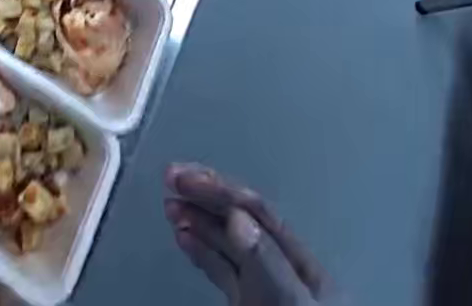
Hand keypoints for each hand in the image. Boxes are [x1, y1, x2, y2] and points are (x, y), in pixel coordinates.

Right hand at [164, 163, 327, 305]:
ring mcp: (268, 293)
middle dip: (205, 198)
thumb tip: (238, 218)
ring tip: (169, 207)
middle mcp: (285, 273)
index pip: (257, 214)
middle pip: (242, 222)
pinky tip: (183, 238)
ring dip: (199, 220)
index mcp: (302, 270)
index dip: (219, 190)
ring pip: (230, 244)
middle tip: (169, 179)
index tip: (182, 178)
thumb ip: (268, 267)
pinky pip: (225, 271)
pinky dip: (202, 250)